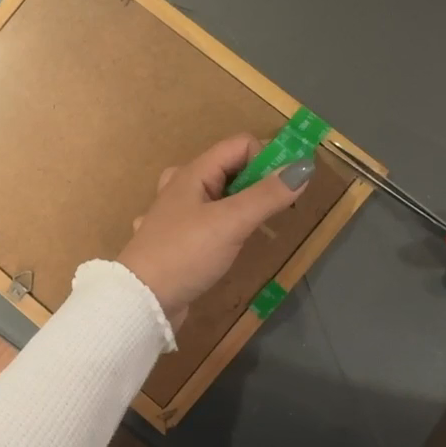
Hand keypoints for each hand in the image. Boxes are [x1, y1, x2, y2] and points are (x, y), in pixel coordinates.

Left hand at [117, 134, 311, 324]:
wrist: (141, 301)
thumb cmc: (185, 254)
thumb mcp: (231, 222)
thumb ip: (267, 195)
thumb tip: (304, 167)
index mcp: (192, 173)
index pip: (240, 145)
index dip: (266, 159)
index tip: (284, 191)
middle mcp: (181, 187)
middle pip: (228, 169)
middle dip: (256, 184)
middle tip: (272, 213)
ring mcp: (174, 215)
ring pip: (215, 196)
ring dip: (238, 206)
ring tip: (251, 230)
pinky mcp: (174, 241)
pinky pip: (203, 222)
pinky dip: (219, 227)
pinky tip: (220, 246)